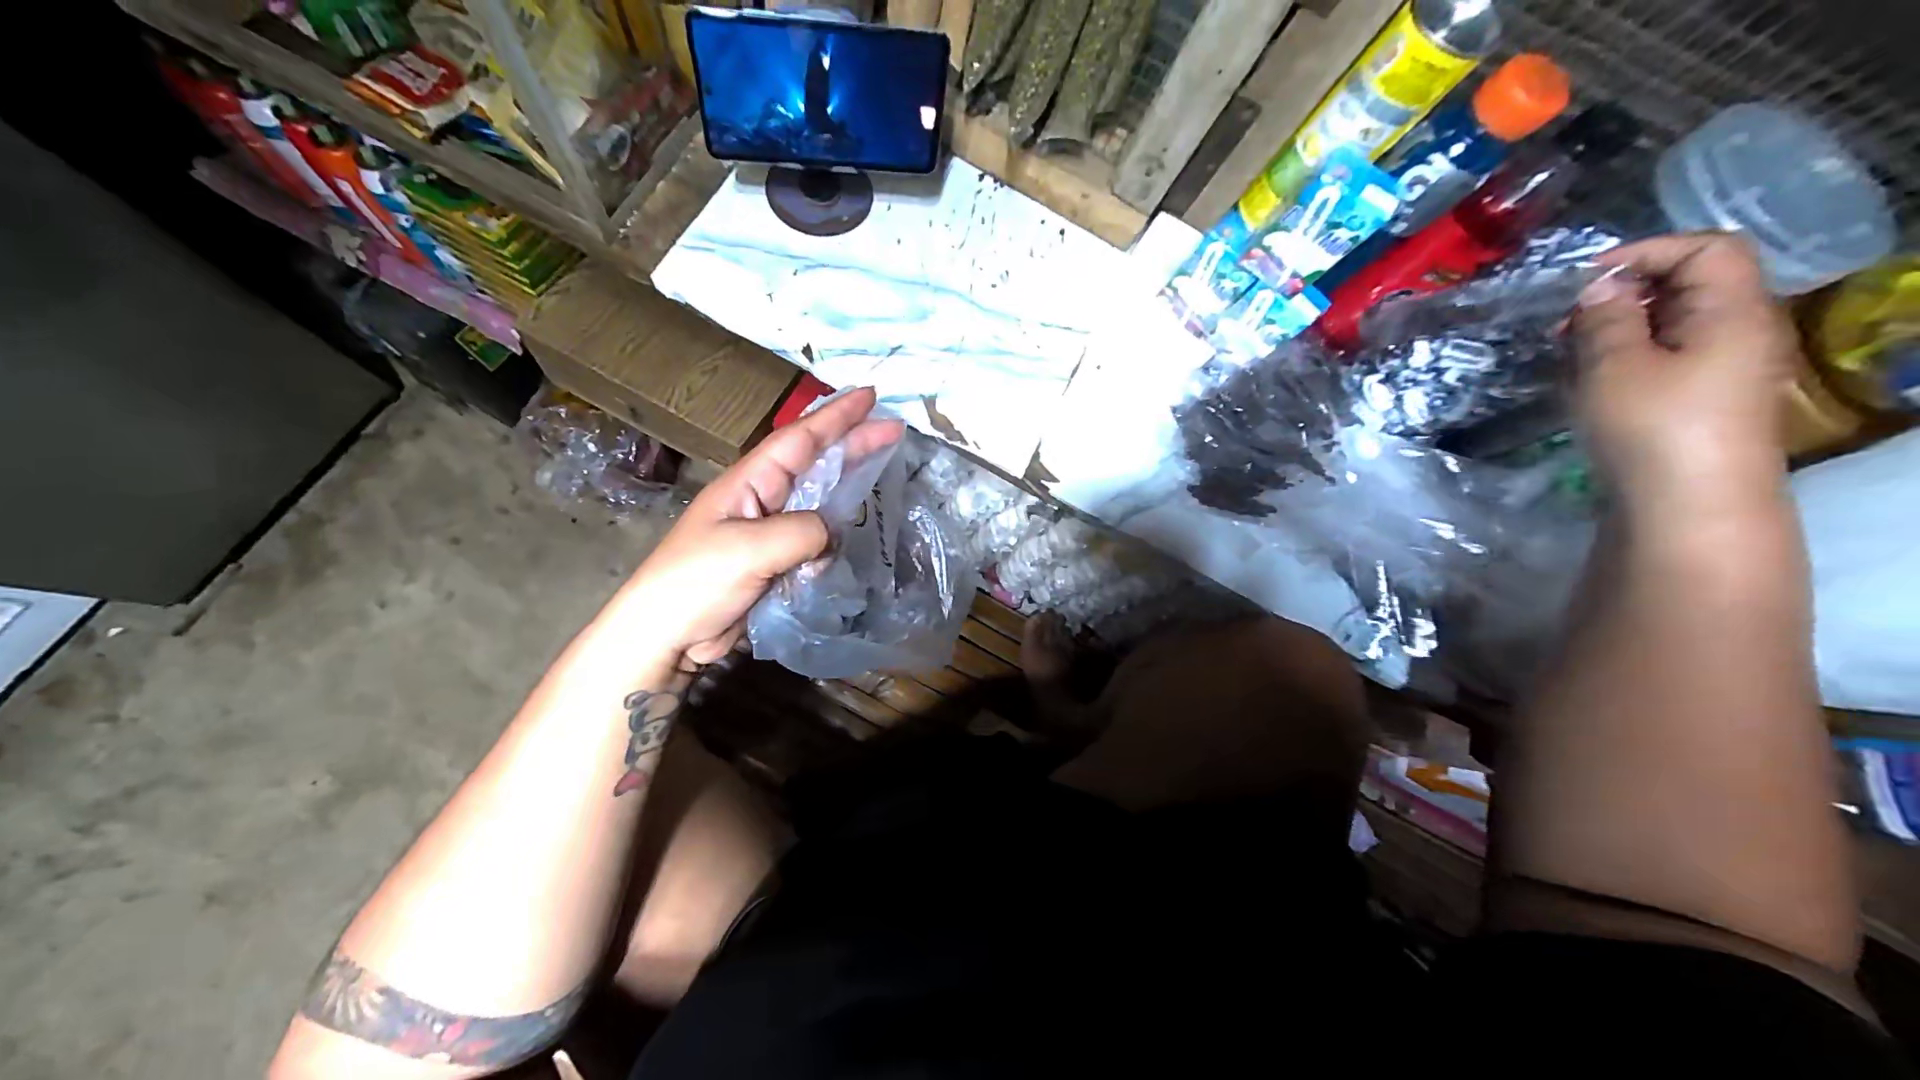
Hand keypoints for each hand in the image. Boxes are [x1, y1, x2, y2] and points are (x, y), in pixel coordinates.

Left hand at [605, 388, 903, 668]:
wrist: (665, 636)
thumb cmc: (696, 582)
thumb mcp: (749, 548)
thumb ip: (802, 532)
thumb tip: (832, 533)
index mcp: (749, 482)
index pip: (799, 439)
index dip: (836, 417)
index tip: (871, 396)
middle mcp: (761, 499)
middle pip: (814, 462)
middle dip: (853, 441)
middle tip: (894, 428)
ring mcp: (767, 531)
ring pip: (818, 497)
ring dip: (850, 481)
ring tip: (884, 466)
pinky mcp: (774, 562)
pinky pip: (816, 535)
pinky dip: (840, 527)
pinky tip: (860, 526)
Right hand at [1572, 232, 1802, 513]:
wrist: (1687, 507)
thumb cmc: (1653, 428)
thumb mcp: (1614, 367)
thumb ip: (1604, 319)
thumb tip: (1599, 288)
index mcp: (1732, 312)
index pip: (1705, 250)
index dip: (1646, 251)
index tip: (1583, 278)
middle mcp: (1739, 332)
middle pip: (1688, 286)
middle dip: (1622, 293)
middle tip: (1565, 322)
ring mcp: (1723, 370)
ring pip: (1670, 325)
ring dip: (1617, 329)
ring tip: (1567, 353)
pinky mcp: (1700, 401)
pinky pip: (1665, 358)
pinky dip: (1624, 358)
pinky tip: (1587, 381)